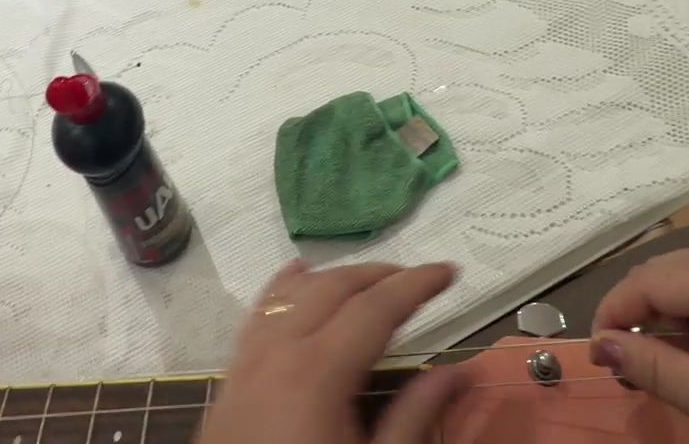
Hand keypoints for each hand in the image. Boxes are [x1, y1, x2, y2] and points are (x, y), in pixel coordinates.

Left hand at [198, 260, 472, 443]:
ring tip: (371, 279)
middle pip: (334, 287)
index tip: (448, 270)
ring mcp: (248, 360)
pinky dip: (285, 287)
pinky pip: (260, 312)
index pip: (376, 307)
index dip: (415, 284)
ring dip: (337, 278)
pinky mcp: (231, 377)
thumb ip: (414, 417)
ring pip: (295, 291)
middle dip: (379, 274)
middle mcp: (279, 350)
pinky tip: (298, 275)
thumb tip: (457, 374)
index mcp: (318, 372)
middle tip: (417, 278)